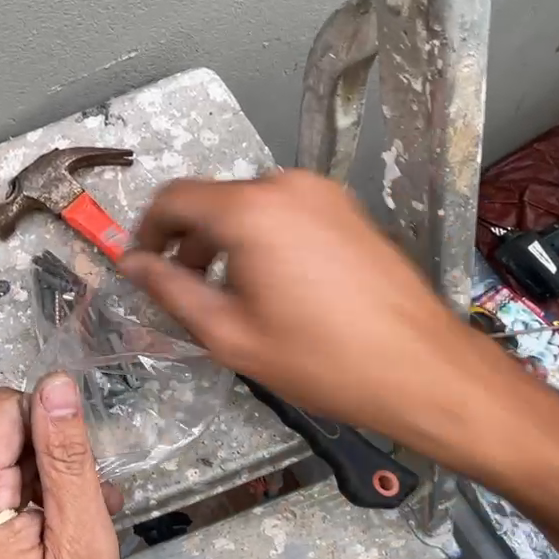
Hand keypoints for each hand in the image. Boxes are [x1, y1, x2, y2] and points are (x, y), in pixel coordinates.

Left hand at [0, 374, 124, 558]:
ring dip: (50, 475)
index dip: (51, 430)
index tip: (76, 471)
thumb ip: (67, 458)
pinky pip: (1, 474)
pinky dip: (36, 492)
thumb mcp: (81, 542)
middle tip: (84, 503)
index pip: (8, 405)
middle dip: (52, 455)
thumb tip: (57, 384)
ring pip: (9, 448)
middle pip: (6, 426)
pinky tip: (66, 523)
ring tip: (83, 518)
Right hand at [118, 170, 511, 451]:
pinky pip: (281, 210)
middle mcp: (284, 186)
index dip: (146, 231)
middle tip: (184, 288)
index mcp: (249, 210)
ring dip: (222, 240)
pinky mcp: (345, 209)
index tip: (141, 265)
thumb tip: (129, 265)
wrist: (428, 371)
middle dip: (186, 241)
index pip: (171, 198)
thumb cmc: (323, 360)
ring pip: (245, 205)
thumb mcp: (228, 333)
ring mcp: (320, 194)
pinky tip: (271, 284)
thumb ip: (168, 290)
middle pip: (210, 200)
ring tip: (229, 293)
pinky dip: (259, 236)